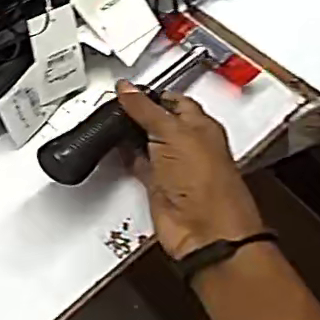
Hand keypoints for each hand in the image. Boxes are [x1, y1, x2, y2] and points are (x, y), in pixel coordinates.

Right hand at [115, 81, 264, 259]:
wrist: (205, 233)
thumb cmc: (209, 187)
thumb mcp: (173, 134)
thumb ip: (146, 109)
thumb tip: (127, 88)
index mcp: (201, 128)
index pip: (174, 100)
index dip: (152, 92)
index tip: (129, 87)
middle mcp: (188, 146)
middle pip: (157, 120)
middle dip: (137, 111)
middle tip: (116, 101)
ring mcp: (172, 166)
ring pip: (145, 140)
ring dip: (128, 132)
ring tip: (111, 121)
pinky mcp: (157, 184)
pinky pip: (136, 163)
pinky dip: (125, 155)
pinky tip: (116, 148)